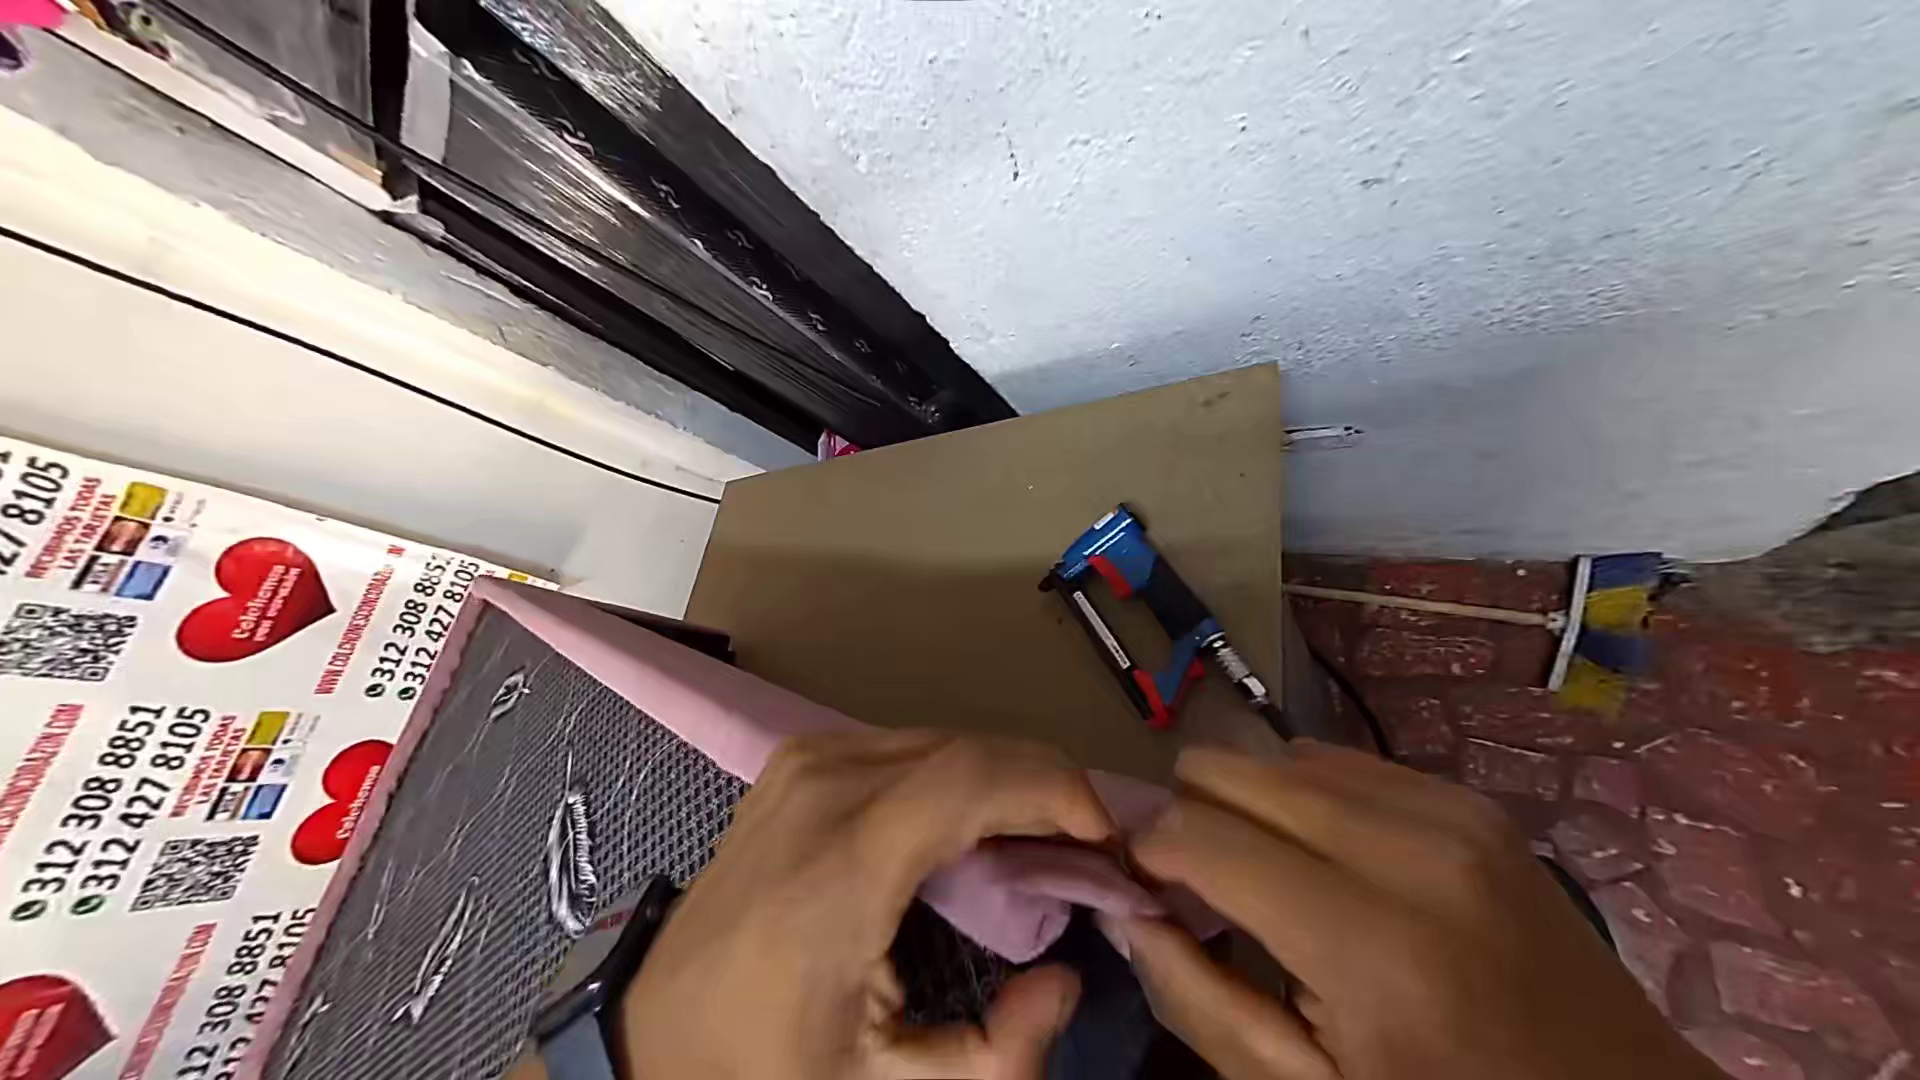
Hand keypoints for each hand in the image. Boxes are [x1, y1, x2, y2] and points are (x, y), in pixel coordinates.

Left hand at [620, 730, 1114, 1079]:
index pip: (971, 777)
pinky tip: (967, 822)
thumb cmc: (764, 1058)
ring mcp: (810, 756)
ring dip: (1003, 778)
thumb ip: (995, 1057)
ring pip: (943, 740)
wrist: (657, 1026)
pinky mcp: (804, 753)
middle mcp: (826, 782)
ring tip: (1034, 838)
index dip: (1053, 789)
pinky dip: (958, 773)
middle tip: (1080, 846)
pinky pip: (907, 745)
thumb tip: (1066, 978)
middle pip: (968, 749)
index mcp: (843, 860)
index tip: (1101, 837)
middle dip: (1043, 785)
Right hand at [1106, 742, 1720, 1079]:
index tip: (1145, 886)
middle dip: (1188, 815)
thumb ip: (1195, 998)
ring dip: (1242, 806)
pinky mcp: (1460, 795)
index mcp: (1369, 940)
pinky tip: (1325, 859)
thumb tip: (1125, 906)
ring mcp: (1442, 807)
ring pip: (1265, 753)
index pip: (1193, 830)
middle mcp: (1405, 844)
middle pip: (1220, 767)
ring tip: (1268, 875)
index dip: (1146, 849)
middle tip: (1204, 884)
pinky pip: (1324, 758)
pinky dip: (1295, 798)